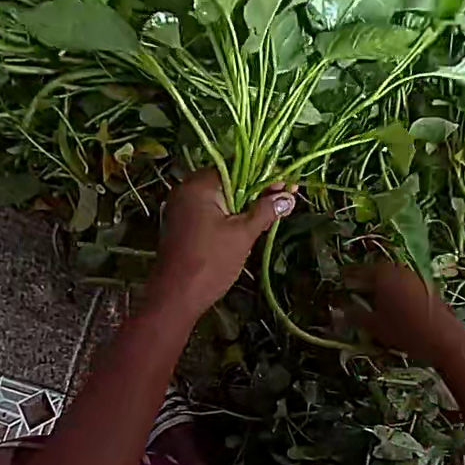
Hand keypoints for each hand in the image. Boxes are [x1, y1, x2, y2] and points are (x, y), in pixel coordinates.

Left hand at [147, 169, 296, 319]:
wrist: (176, 297)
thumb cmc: (211, 262)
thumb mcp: (243, 234)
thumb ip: (266, 211)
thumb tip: (288, 196)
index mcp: (200, 185)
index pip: (238, 168)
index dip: (265, 176)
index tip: (288, 186)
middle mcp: (187, 190)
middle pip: (229, 181)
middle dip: (258, 191)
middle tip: (285, 199)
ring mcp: (183, 208)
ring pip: (221, 198)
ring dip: (246, 204)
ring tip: (273, 212)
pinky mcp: (184, 225)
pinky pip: (211, 211)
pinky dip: (231, 215)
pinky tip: (250, 224)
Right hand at [346, 262, 464, 363]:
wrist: (443, 338)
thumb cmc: (404, 330)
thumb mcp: (375, 325)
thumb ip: (356, 315)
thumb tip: (340, 310)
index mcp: (383, 274)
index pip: (359, 270)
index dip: (348, 275)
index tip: (340, 278)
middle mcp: (399, 270)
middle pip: (377, 271)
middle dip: (365, 280)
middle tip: (354, 289)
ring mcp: (415, 277)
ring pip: (392, 277)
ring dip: (381, 285)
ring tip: (372, 299)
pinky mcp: (427, 286)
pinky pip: (404, 284)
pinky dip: (395, 291)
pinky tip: (392, 305)